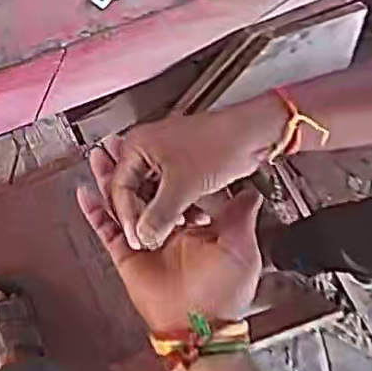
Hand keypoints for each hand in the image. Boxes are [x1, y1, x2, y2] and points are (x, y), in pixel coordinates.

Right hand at [78, 142, 264, 329]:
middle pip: (136, 188)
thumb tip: (251, 193)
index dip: (154, 166)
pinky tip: (85, 194)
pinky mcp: (125, 253)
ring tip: (96, 159)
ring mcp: (141, 238)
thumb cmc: (223, 291)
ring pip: (117, 202)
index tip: (149, 148)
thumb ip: (239, 217)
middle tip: (111, 145)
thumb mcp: (239, 247)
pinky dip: (94, 211)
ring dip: (105, 180)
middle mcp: (162, 225)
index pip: (167, 186)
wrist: (201, 323)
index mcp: (188, 221)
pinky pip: (105, 228)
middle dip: (123, 166)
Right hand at [104, 95, 283, 250]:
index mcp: (137, 146)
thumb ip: (161, 214)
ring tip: (167, 226)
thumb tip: (144, 234)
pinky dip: (172, 207)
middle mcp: (144, 151)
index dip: (127, 214)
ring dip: (158, 213)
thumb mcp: (186, 184)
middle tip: (144, 234)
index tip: (136, 234)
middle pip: (130, 191)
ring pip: (148, 194)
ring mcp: (161, 159)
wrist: (253, 136)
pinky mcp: (177, 169)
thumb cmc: (221, 143)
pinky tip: (183, 217)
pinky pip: (164, 193)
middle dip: (141, 214)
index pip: (119, 187)